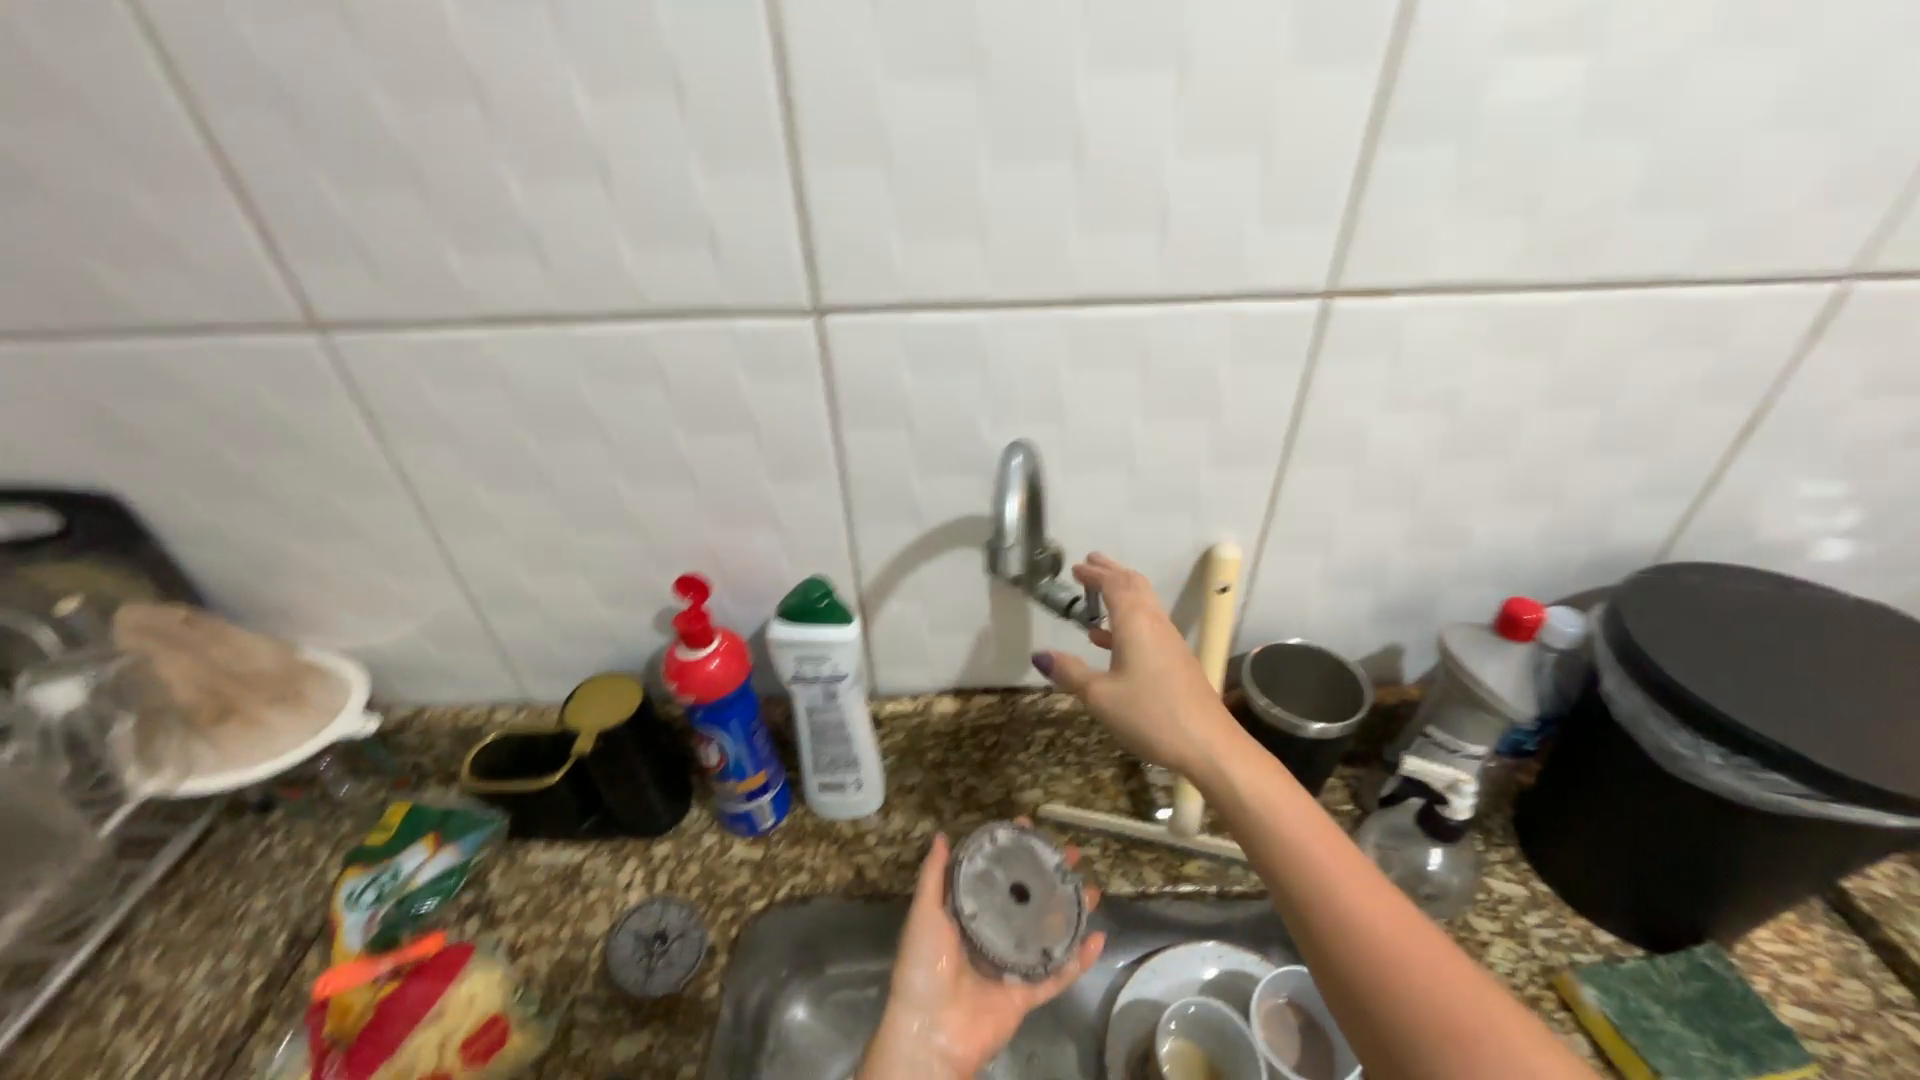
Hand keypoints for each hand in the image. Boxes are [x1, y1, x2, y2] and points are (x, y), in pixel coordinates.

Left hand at [858, 829, 1104, 1078]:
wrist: (930, 1031)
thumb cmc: (924, 966)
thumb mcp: (924, 913)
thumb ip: (934, 876)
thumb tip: (942, 835)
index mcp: (966, 916)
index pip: (994, 877)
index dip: (1012, 853)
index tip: (1030, 827)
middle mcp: (992, 936)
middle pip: (1027, 900)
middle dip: (1050, 877)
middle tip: (1071, 855)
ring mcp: (1012, 965)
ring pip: (1049, 933)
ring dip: (1071, 912)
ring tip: (1093, 889)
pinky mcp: (1027, 994)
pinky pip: (1058, 975)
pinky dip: (1079, 960)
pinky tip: (1098, 937)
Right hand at [1030, 553, 1241, 777]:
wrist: (1208, 744)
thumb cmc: (1150, 715)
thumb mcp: (1100, 696)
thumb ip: (1070, 673)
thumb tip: (1041, 655)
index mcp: (1135, 623)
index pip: (1115, 584)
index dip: (1095, 573)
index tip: (1076, 566)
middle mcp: (1155, 624)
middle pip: (1135, 586)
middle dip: (1112, 573)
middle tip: (1090, 564)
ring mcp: (1169, 642)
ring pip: (1144, 605)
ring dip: (1121, 595)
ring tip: (1096, 597)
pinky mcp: (1176, 661)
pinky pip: (1148, 627)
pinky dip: (1127, 621)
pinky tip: (1108, 641)